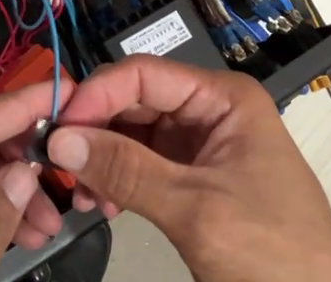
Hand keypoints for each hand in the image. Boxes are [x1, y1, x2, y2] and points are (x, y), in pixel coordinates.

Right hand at [46, 55, 330, 281]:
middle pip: (134, 101)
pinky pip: (141, 165)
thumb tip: (58, 139)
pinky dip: (116, 181)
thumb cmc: (273, 256)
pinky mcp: (193, 180)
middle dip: (95, 130)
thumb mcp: (196, 210)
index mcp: (223, 98)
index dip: (98, 94)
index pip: (144, 74)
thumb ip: (126, 171)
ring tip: (80, 194)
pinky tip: (100, 203)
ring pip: (132, 133)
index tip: (58, 127)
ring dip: (101, 159)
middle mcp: (209, 111)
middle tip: (58, 163)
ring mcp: (200, 146)